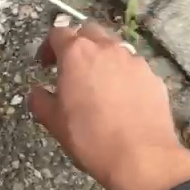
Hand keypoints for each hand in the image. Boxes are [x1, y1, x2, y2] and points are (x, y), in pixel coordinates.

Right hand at [29, 22, 189, 189]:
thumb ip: (41, 101)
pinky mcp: (152, 76)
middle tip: (70, 68)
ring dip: (101, 58)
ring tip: (97, 84)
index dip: (48, 47)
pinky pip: (133, 67)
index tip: (45, 64)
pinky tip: (121, 98)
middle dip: (77, 44)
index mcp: (77, 54)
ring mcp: (133, 60)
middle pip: (88, 31)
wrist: (142, 158)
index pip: (58, 33)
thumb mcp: (55, 123)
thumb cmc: (92, 139)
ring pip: (113, 47)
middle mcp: (107, 48)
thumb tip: (37, 92)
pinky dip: (123, 74)